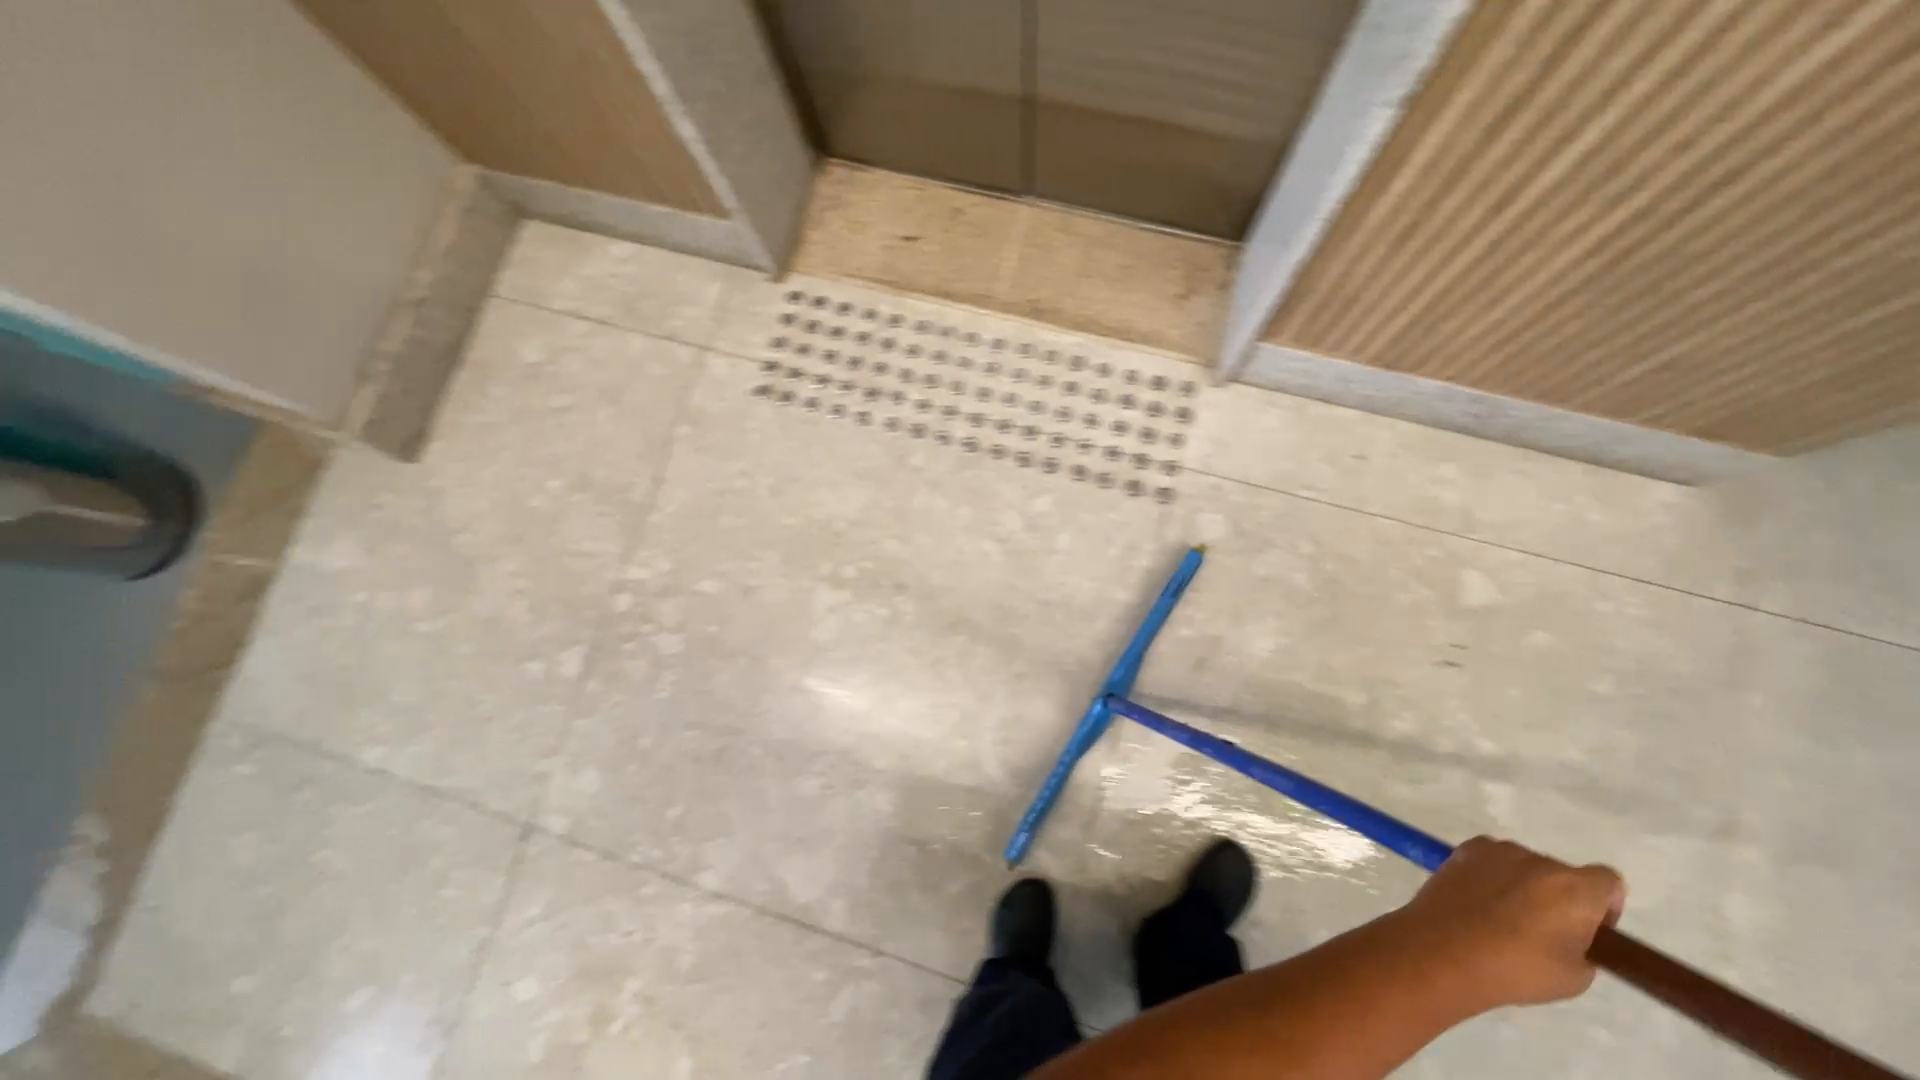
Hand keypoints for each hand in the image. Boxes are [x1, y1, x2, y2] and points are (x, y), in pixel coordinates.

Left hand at [1397, 836, 1626, 1011]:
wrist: (1444, 950)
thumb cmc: (1517, 968)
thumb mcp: (1576, 975)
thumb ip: (1586, 947)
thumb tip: (1572, 934)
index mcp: (1575, 887)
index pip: (1608, 881)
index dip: (1605, 905)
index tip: (1591, 929)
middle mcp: (1538, 860)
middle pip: (1562, 874)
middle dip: (1560, 897)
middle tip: (1541, 929)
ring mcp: (1497, 851)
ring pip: (1524, 866)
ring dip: (1523, 884)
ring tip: (1501, 917)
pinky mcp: (1463, 850)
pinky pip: (1490, 859)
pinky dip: (1491, 874)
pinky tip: (1477, 901)